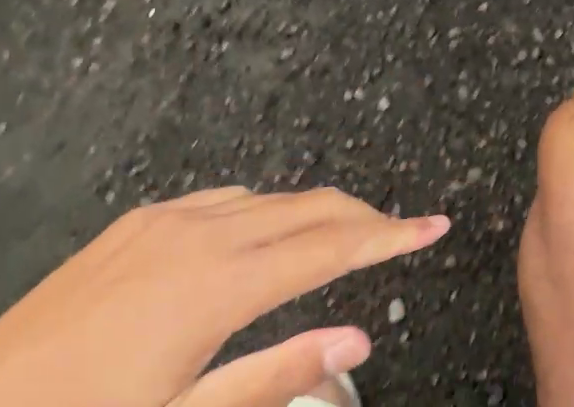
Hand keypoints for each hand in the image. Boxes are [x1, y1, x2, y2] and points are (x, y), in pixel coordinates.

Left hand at [0, 188, 449, 406]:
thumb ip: (278, 374)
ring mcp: (164, 222)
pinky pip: (225, 200)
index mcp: (220, 285)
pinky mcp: (134, 224)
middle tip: (406, 233)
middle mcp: (202, 234)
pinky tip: (263, 234)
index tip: (438, 225)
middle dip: (366, 218)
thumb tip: (363, 338)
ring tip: (345, 238)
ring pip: (272, 199)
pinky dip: (267, 209)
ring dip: (318, 213)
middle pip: (311, 208)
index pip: (333, 247)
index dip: (393, 236)